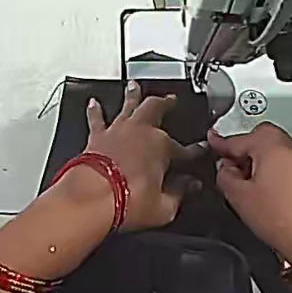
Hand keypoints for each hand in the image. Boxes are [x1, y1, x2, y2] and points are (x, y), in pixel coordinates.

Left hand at [67, 82, 200, 230]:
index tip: (200, 152)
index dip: (195, 152)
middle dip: (165, 103)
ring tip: (134, 86)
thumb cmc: (126, 201)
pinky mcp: (96, 137)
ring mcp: (118, 131)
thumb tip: (187, 187)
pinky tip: (93, 103)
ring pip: (128, 105)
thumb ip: (178, 193)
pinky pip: (96, 119)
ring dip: (133, 95)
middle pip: (156, 109)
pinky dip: (95, 110)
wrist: (91, 198)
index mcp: (162, 147)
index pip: (185, 150)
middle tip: (170, 99)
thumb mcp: (163, 206)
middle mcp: (140, 132)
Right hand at [209, 122, 291, 259]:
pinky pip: (284, 163)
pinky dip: (271, 170)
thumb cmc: (284, 218)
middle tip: (229, 167)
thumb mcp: (238, 197)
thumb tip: (225, 169)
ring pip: (273, 149)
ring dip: (257, 160)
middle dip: (243, 149)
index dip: (220, 142)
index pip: (238, 139)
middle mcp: (290, 148)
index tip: (212, 141)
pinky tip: (265, 192)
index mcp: (271, 145)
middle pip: (260, 137)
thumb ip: (224, 176)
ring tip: (247, 184)